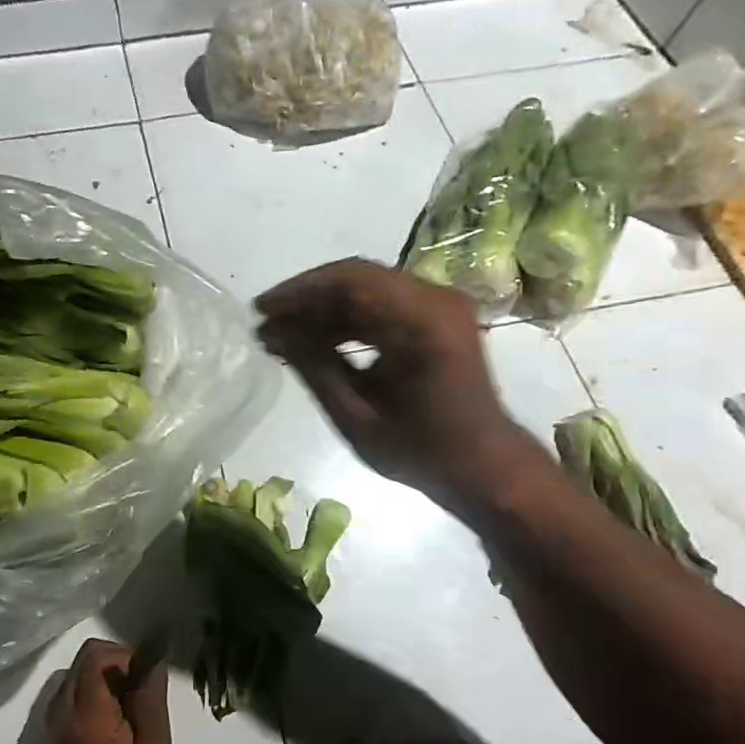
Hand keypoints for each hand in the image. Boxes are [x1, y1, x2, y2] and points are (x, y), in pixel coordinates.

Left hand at [47, 638, 170, 743]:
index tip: (143, 682)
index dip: (125, 658)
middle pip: (88, 654)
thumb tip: (155, 656)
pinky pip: (76, 679)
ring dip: (107, 671)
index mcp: (87, 714)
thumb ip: (151, 699)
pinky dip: (96, 682)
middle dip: (118, 661)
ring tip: (125, 703)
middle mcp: (63, 705)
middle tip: (137, 690)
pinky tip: (110, 711)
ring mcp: (53, 709)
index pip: (98, 657)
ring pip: (82, 664)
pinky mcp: (53, 713)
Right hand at [256, 259, 541, 512]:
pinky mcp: (436, 317)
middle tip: (267, 322)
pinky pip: (382, 304)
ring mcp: (440, 305)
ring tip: (283, 335)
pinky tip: (315, 340)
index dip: (300, 292)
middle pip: (358, 278)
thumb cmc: (422, 452)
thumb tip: (275, 334)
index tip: (261, 310)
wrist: (483, 465)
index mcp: (424, 323)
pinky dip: (347, 318)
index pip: (351, 283)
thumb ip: (316, 369)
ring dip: (324, 309)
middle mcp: (437, 300)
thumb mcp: (358, 418)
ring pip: (367, 289)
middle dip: (307, 298)